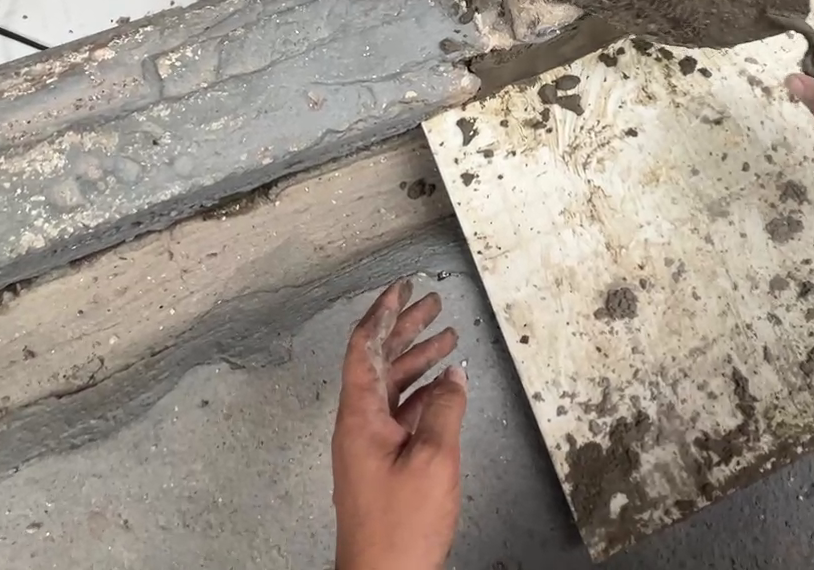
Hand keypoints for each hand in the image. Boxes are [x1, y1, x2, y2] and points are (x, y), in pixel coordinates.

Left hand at [332, 279, 467, 569]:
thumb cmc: (402, 525)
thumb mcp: (433, 459)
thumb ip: (445, 409)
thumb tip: (454, 375)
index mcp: (360, 415)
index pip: (364, 347)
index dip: (382, 312)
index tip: (400, 287)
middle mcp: (359, 423)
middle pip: (378, 360)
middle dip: (405, 328)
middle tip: (431, 303)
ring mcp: (370, 443)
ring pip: (392, 384)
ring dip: (418, 357)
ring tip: (448, 335)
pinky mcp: (382, 461)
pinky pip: (401, 410)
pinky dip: (423, 390)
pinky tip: (447, 383)